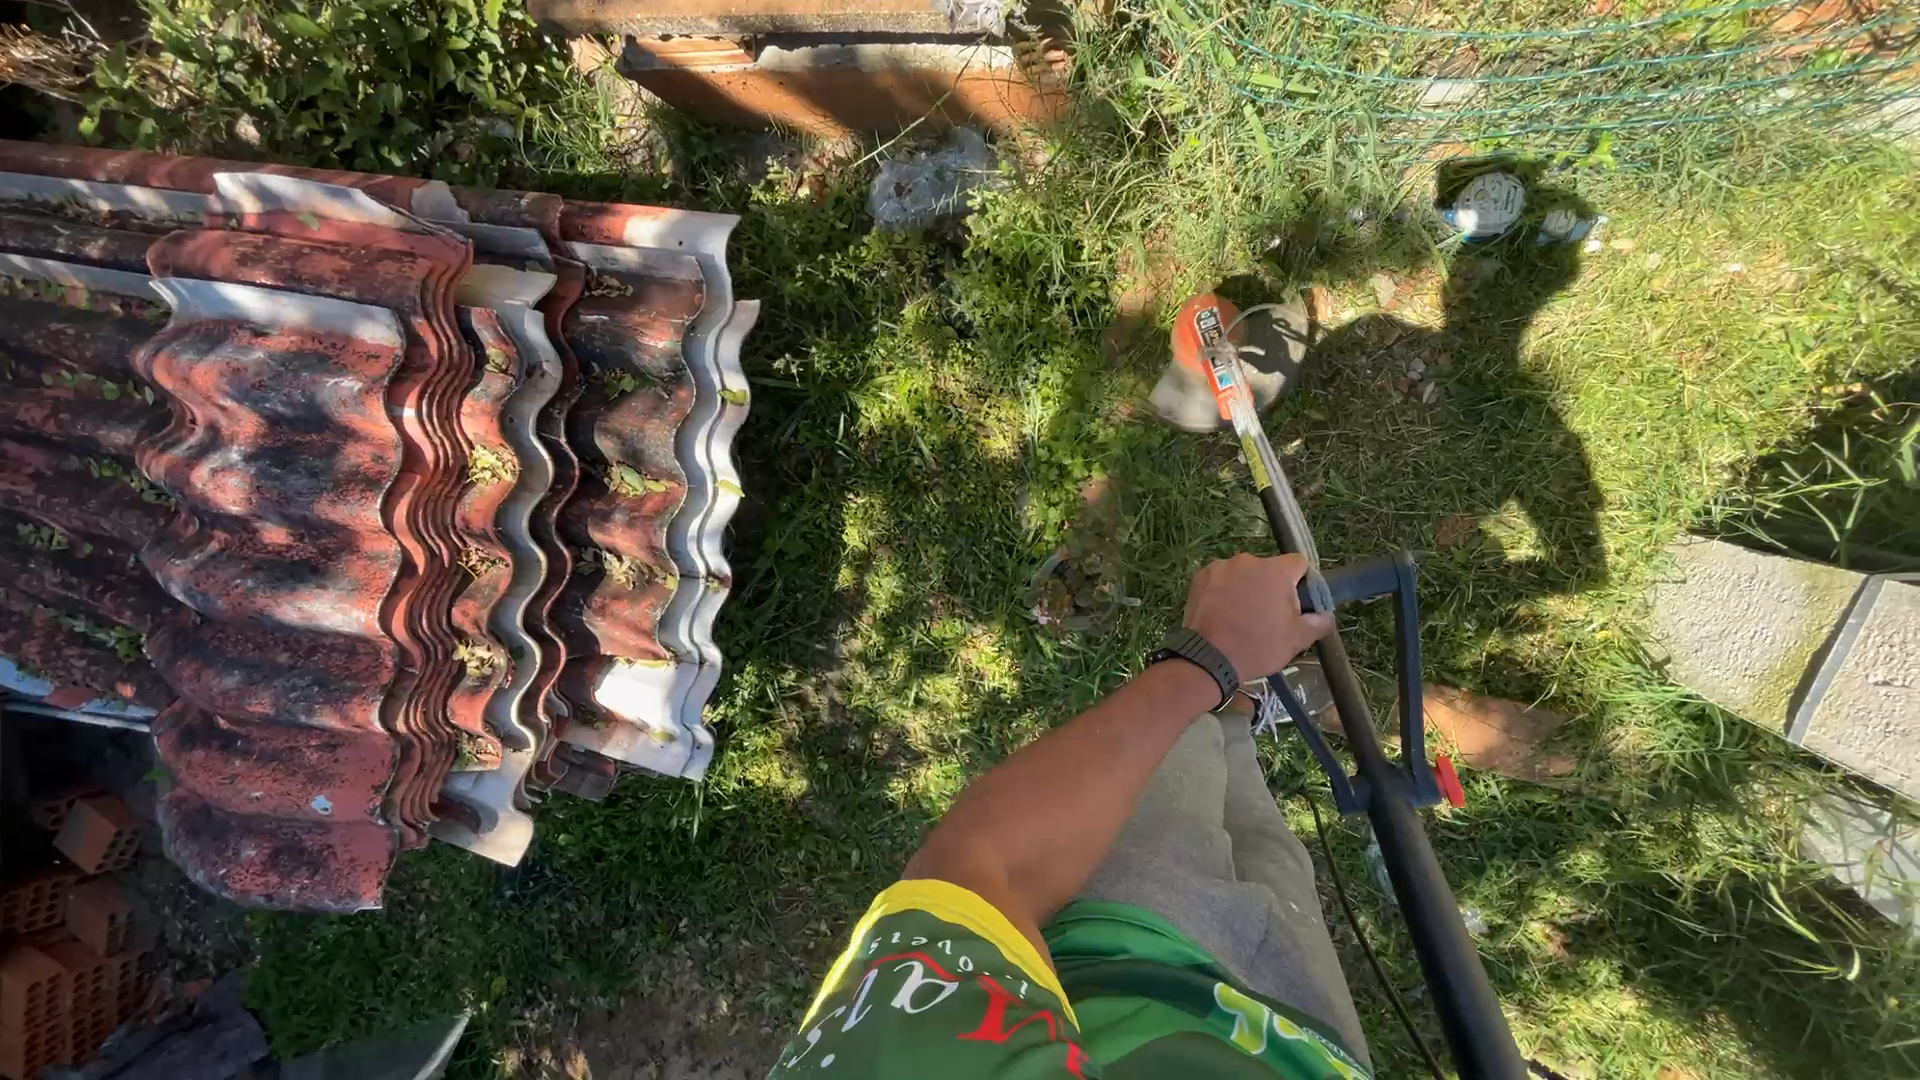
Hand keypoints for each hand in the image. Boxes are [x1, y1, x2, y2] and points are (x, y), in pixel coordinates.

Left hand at [1182, 553, 1334, 679]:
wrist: (1209, 657)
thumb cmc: (1258, 646)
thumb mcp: (1298, 638)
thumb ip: (1319, 620)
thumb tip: (1325, 613)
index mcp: (1275, 570)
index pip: (1298, 564)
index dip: (1301, 582)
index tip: (1296, 602)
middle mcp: (1247, 561)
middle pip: (1268, 568)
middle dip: (1272, 586)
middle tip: (1268, 614)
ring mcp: (1220, 567)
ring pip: (1243, 573)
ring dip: (1246, 587)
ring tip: (1241, 615)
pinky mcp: (1200, 576)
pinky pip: (1221, 579)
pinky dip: (1224, 590)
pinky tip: (1222, 612)